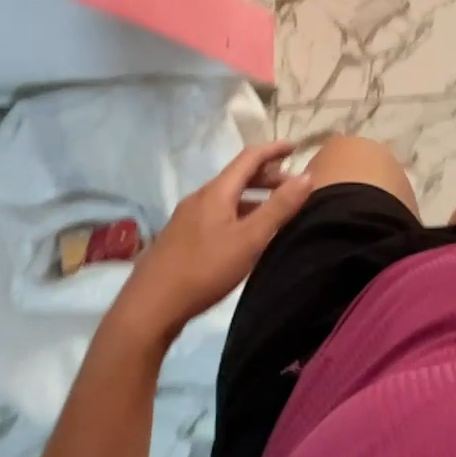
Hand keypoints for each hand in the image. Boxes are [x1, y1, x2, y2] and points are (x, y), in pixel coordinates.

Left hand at [105, 141, 313, 346]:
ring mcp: (186, 218)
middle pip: (237, 176)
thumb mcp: (250, 240)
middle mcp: (200, 198)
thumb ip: (279, 207)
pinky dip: (238, 211)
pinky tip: (243, 234)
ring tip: (272, 210)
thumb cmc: (204, 270)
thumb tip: (306, 175)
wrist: (148, 308)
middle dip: (266, 176)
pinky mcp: (180, 238)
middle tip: (291, 187)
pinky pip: (216, 212)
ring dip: (252, 196)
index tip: (295, 147)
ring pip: (226, 196)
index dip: (274, 150)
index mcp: (216, 192)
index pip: (249, 158)